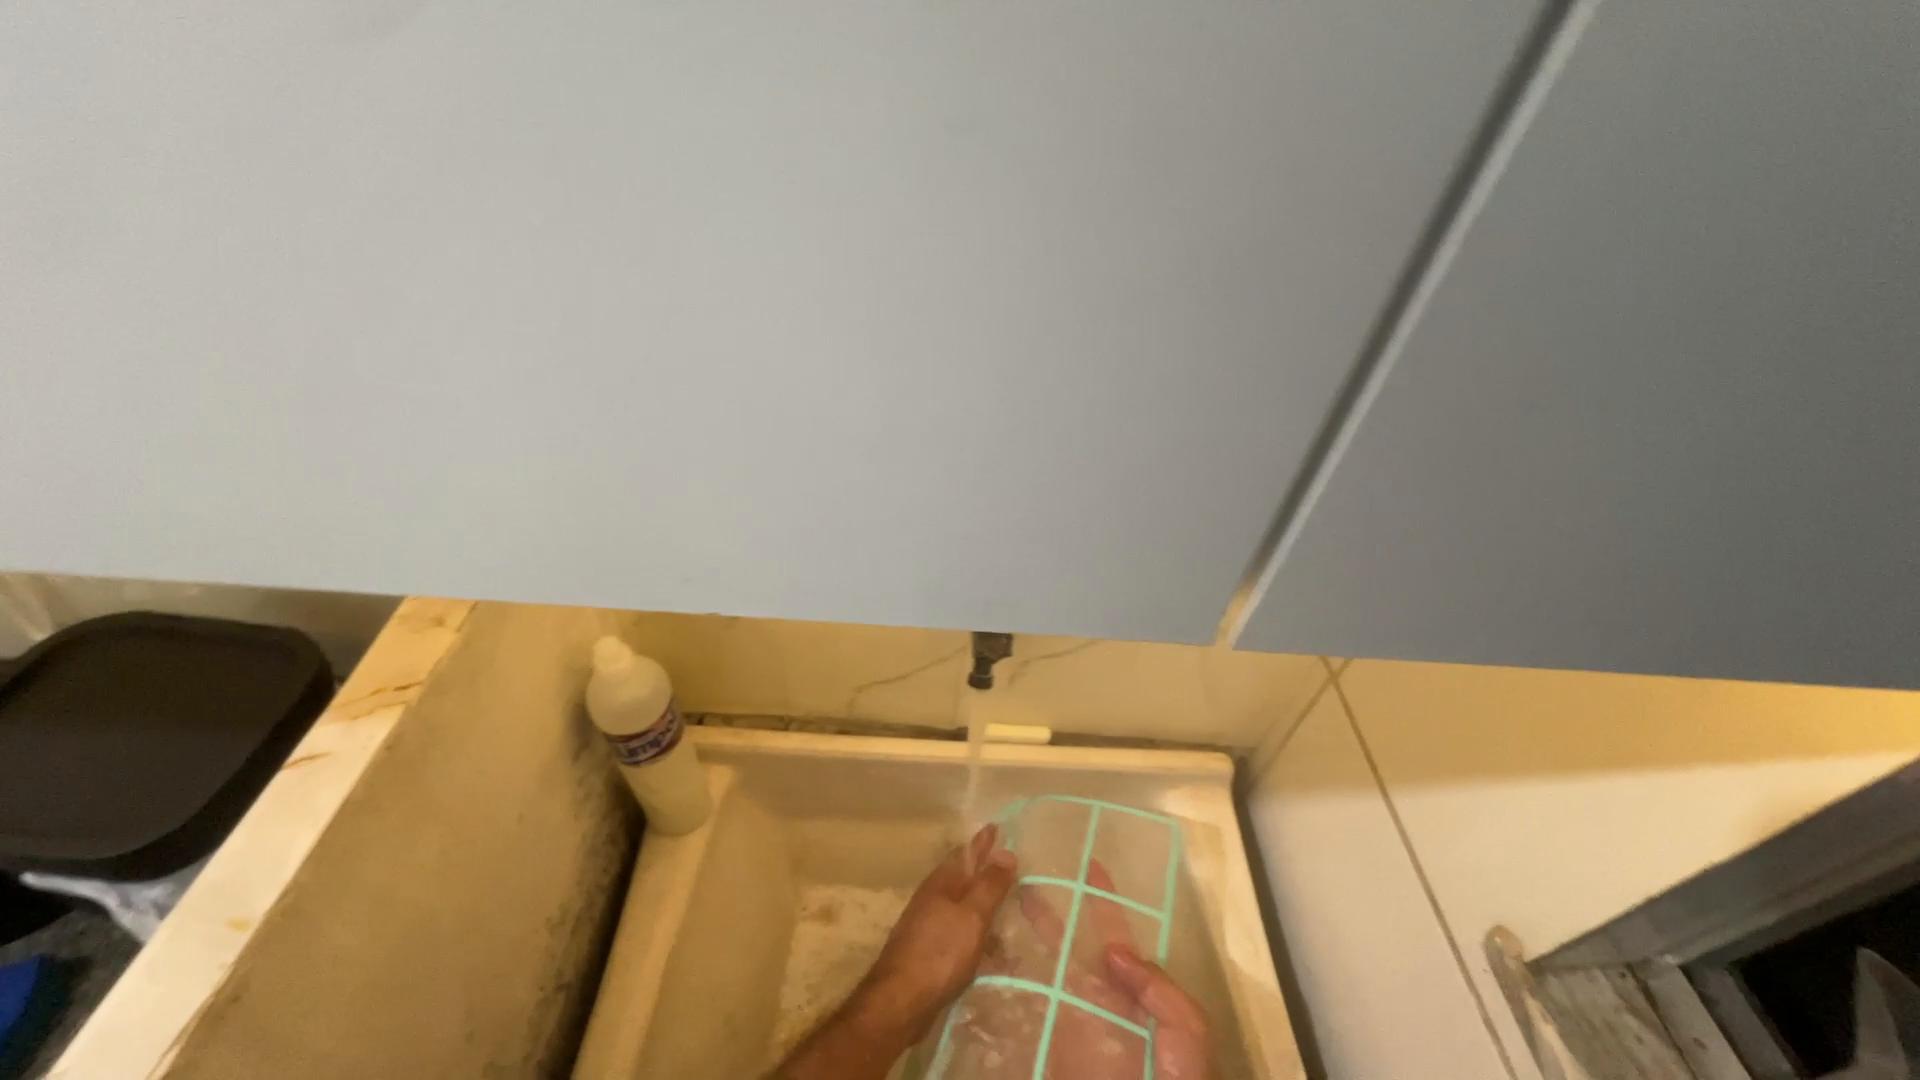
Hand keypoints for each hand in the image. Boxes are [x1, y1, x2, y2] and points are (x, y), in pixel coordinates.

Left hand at [850, 823, 1018, 1045]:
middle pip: (966, 878)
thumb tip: (1006, 851)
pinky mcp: (932, 951)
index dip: (984, 841)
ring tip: (1012, 914)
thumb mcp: (971, 916)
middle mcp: (934, 898)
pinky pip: (963, 934)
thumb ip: (990, 885)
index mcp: (943, 882)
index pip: (967, 852)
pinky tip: (995, 953)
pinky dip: (980, 936)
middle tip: (1015, 871)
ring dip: (987, 908)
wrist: (900, 1002)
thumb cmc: (939, 953)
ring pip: (965, 907)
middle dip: (989, 874)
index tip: (998, 826)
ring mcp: (930, 925)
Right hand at [1009, 862, 1214, 1079]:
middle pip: (1069, 949)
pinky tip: (979, 975)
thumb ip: (1160, 990)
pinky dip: (1003, 997)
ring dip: (1019, 950)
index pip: (1114, 936)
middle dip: (1049, 915)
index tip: (1086, 863)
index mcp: (1132, 994)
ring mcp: (1071, 1031)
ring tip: (990, 921)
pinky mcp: (1046, 1054)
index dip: (1103, 900)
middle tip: (1020, 881)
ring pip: (1042, 978)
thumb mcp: (1187, 1034)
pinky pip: (1023, 1020)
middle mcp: (1098, 1004)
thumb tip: (1111, 950)